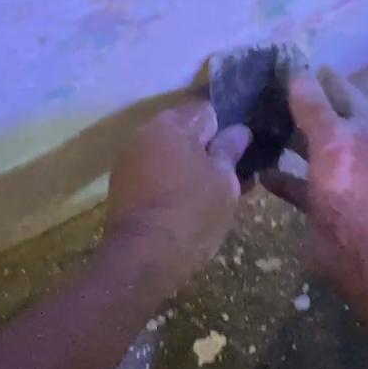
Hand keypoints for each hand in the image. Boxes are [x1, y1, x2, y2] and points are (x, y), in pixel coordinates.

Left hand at [105, 97, 252, 282]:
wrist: (144, 258)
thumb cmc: (191, 212)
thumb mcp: (224, 180)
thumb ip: (231, 149)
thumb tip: (239, 131)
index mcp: (170, 123)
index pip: (208, 110)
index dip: (229, 127)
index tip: (245, 148)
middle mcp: (144, 133)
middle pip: (187, 132)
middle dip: (210, 149)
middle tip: (236, 174)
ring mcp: (129, 160)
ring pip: (171, 155)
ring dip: (192, 167)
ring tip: (217, 193)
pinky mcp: (123, 186)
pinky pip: (156, 174)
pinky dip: (173, 182)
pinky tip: (192, 204)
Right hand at [259, 68, 367, 282]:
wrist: (363, 254)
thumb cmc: (351, 188)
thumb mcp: (332, 138)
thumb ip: (313, 105)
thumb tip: (298, 70)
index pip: (339, 88)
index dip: (310, 76)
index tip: (275, 67)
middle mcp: (359, 146)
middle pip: (324, 118)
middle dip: (294, 107)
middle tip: (255, 95)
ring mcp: (343, 176)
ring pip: (311, 150)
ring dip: (285, 141)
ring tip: (251, 127)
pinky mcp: (326, 202)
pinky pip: (301, 183)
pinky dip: (282, 176)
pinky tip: (259, 171)